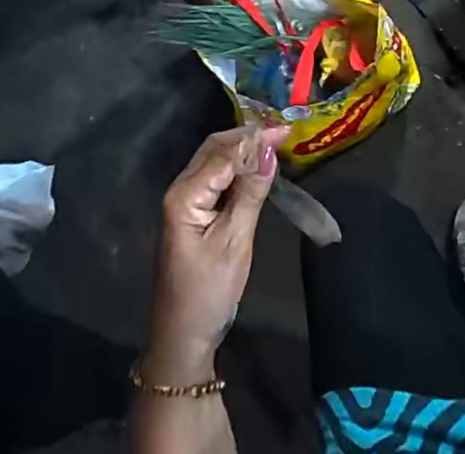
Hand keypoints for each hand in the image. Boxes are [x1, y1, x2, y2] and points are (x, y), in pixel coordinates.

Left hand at [144, 126, 289, 381]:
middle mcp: (179, 189)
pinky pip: (214, 177)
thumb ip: (250, 194)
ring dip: (241, 148)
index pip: (224, 155)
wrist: (182, 335)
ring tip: (273, 142)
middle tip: (281, 132)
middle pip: (214, 149)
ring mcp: (183, 199)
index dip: (255, 140)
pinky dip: (235, 167)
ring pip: (213, 160)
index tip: (285, 130)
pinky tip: (255, 167)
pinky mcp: (191, 210)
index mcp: (185, 195)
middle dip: (246, 137)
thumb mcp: (235, 242)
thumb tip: (268, 153)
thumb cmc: (208, 291)